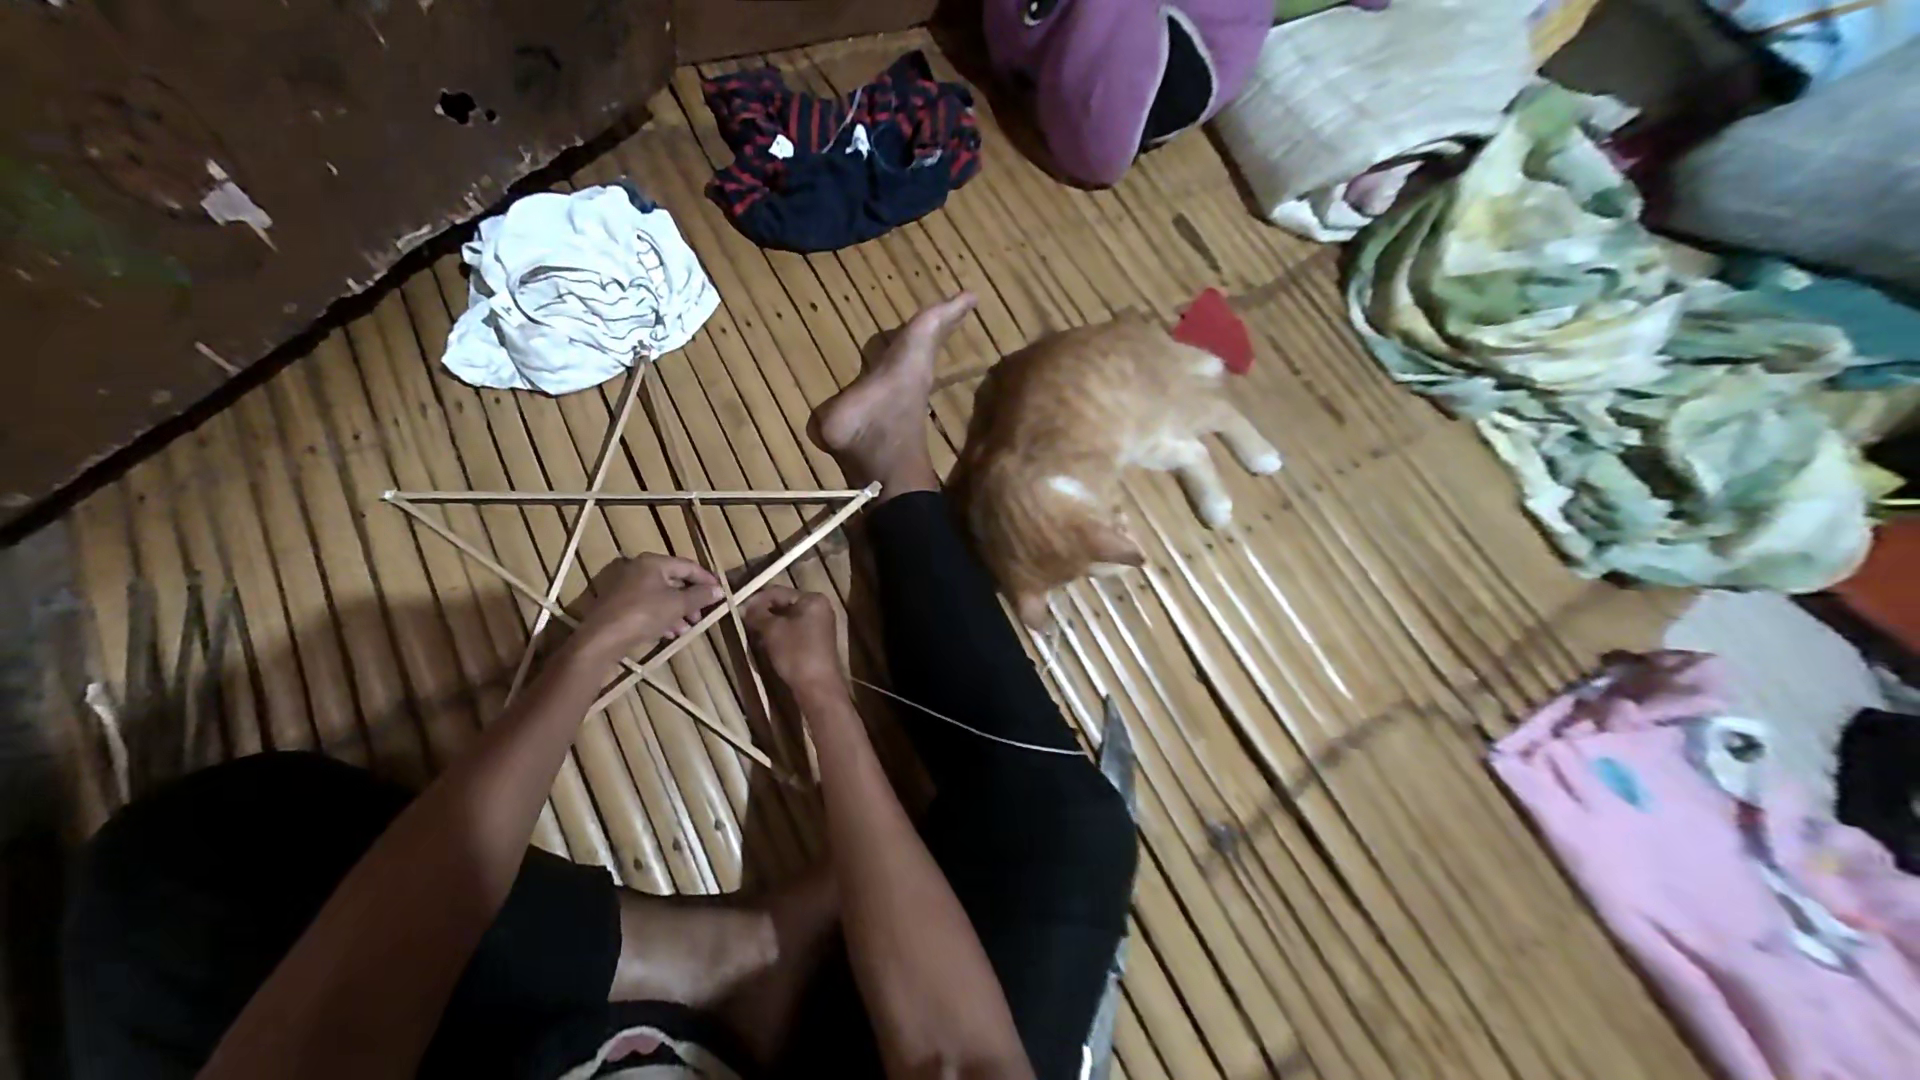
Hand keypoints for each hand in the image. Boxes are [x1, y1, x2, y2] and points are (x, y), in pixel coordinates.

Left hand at [575, 554, 722, 656]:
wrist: (602, 639)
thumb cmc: (644, 614)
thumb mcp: (678, 605)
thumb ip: (700, 596)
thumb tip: (719, 590)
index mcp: (653, 563)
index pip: (688, 566)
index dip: (706, 579)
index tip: (720, 592)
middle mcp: (638, 569)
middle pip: (674, 581)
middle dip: (691, 599)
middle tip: (702, 614)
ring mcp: (626, 587)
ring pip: (661, 595)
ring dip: (678, 610)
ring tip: (687, 627)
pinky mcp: (619, 604)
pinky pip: (648, 605)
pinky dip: (662, 616)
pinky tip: (670, 632)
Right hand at [741, 586, 844, 695]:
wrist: (817, 686)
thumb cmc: (796, 652)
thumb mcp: (772, 630)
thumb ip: (757, 614)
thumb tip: (744, 606)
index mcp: (812, 599)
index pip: (778, 591)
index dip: (757, 600)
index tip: (738, 610)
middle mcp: (819, 608)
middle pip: (783, 605)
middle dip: (763, 614)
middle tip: (745, 624)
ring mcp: (819, 625)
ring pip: (786, 620)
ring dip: (769, 627)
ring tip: (753, 636)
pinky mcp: (815, 641)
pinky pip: (792, 632)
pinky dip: (778, 636)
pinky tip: (765, 646)